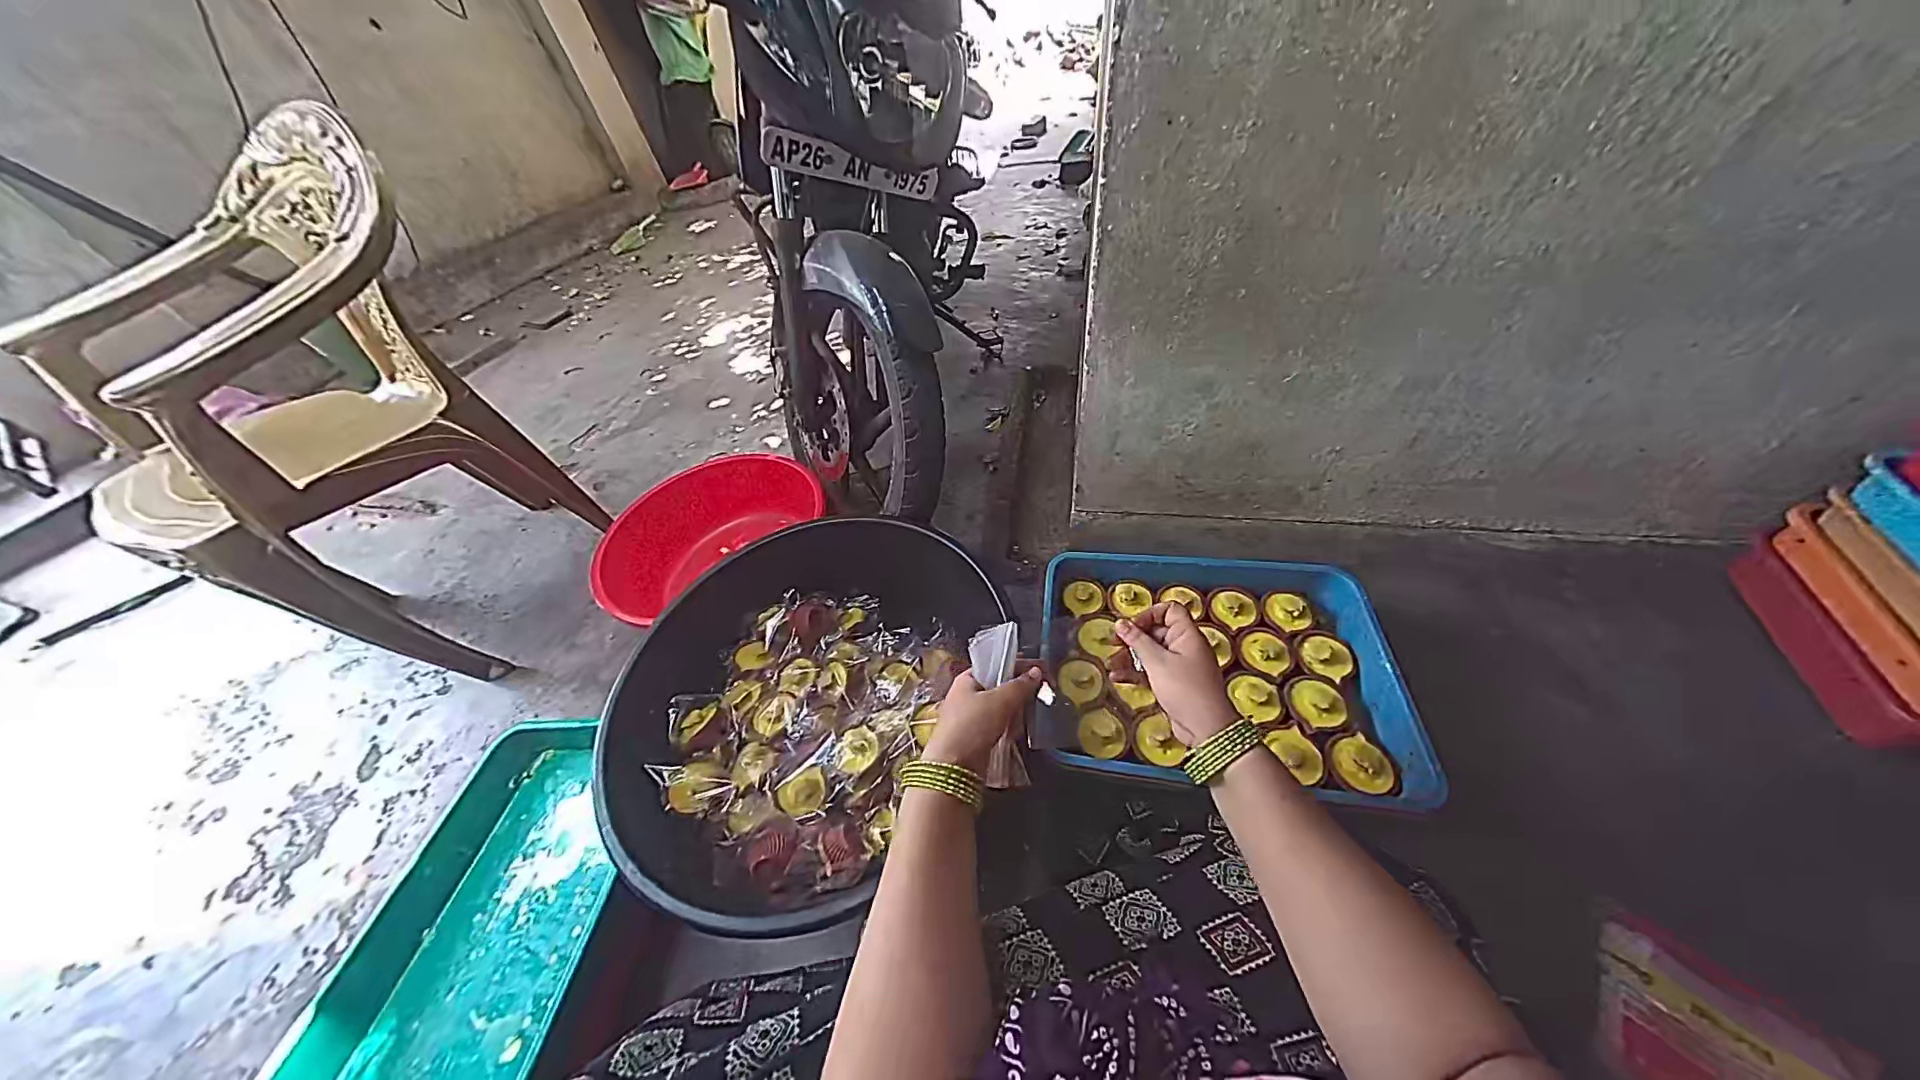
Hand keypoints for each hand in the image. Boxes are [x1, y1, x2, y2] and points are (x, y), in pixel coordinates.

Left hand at [921, 666, 1044, 772]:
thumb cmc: (972, 726)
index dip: (1018, 665)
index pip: (996, 664)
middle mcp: (966, 696)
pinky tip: (1019, 730)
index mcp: (967, 679)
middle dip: (1019, 690)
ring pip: (1000, 708)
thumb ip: (1020, 685)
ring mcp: (970, 718)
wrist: (953, 768)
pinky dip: (1010, 726)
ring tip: (1031, 712)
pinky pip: (998, 725)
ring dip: (1016, 710)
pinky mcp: (976, 737)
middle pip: (999, 687)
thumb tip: (1036, 672)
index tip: (1040, 671)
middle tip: (1040, 692)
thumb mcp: (999, 700)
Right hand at [1113, 603, 1237, 743]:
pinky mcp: (1173, 683)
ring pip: (1151, 653)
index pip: (1170, 610)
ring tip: (1111, 664)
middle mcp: (1184, 647)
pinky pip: (1151, 670)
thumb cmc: (1186, 690)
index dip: (1149, 614)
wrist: (1206, 728)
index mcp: (1187, 635)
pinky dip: (1135, 672)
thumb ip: (1137, 641)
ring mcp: (1179, 666)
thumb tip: (1121, 623)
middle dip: (1133, 638)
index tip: (1131, 626)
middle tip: (1114, 644)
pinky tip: (1118, 677)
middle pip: (1156, 632)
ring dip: (1130, 657)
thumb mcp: (1157, 662)